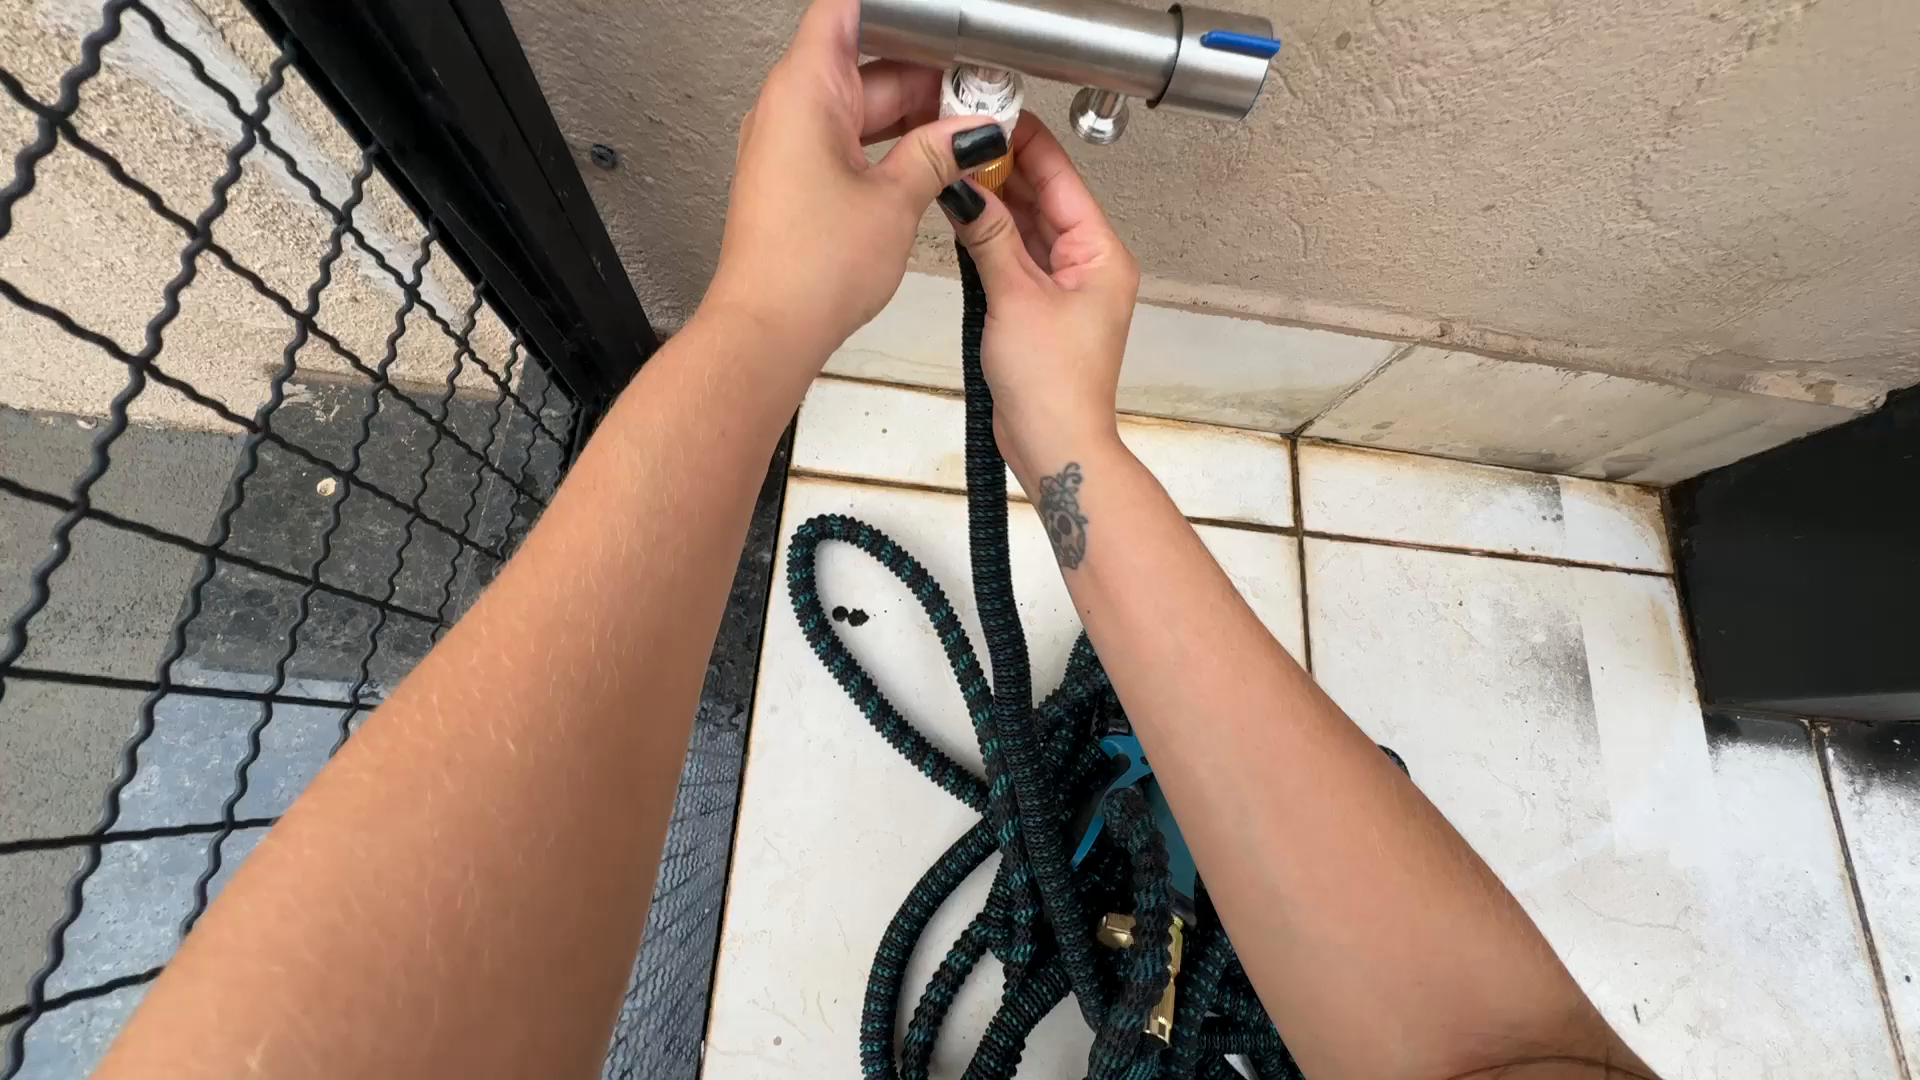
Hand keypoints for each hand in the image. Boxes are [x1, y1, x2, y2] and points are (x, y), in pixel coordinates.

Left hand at [702, 0, 1010, 357]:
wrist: (770, 331)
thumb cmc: (810, 270)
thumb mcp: (894, 203)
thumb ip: (936, 156)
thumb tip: (968, 132)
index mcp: (805, 90)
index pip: (850, 13)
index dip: (904, 20)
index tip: (945, 37)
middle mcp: (787, 111)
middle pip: (863, 66)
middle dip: (923, 81)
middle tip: (973, 104)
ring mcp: (787, 150)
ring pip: (856, 111)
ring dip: (907, 121)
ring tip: (957, 142)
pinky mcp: (793, 186)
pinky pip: (843, 148)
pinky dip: (882, 152)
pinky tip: (921, 171)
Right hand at [942, 114, 1139, 478]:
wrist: (1054, 445)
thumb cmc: (1054, 385)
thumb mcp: (1015, 298)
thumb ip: (989, 238)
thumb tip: (965, 190)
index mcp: (1101, 255)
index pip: (1062, 179)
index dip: (1025, 145)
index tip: (989, 118)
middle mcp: (1088, 268)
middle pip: (1043, 203)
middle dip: (1003, 175)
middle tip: (959, 148)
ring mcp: (1064, 291)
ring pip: (1027, 234)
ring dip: (994, 210)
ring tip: (955, 179)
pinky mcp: (1040, 313)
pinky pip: (1016, 264)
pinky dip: (991, 246)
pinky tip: (965, 225)